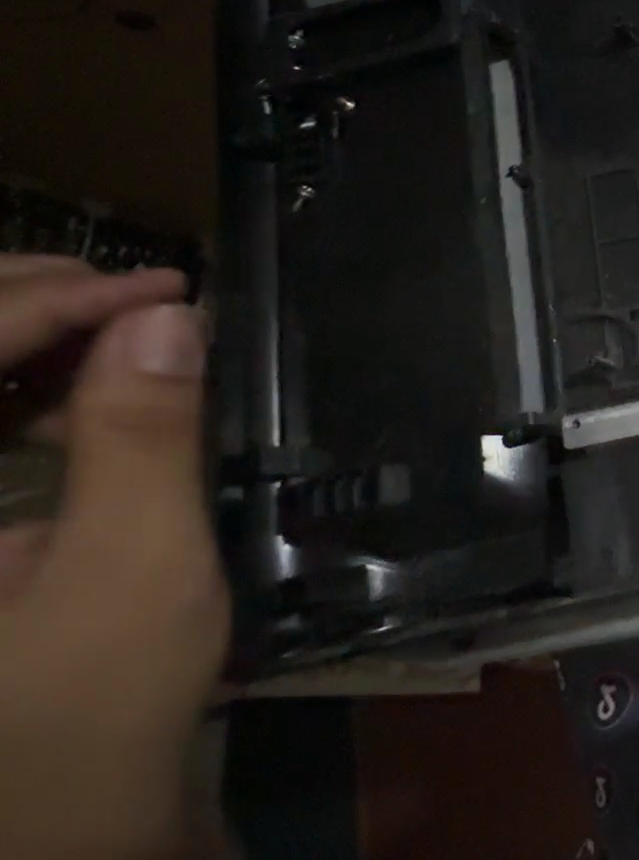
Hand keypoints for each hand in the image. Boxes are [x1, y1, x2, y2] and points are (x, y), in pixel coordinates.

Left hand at [0, 257, 228, 858]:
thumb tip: (165, 319)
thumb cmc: (89, 712)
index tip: (159, 290)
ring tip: (115, 323)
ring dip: (12, 343)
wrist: (49, 822)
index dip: (40, 307)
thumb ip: (141, 441)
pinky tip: (75, 391)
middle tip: (136, 290)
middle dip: (17, 305)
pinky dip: (11, 397)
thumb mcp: (131, 572)